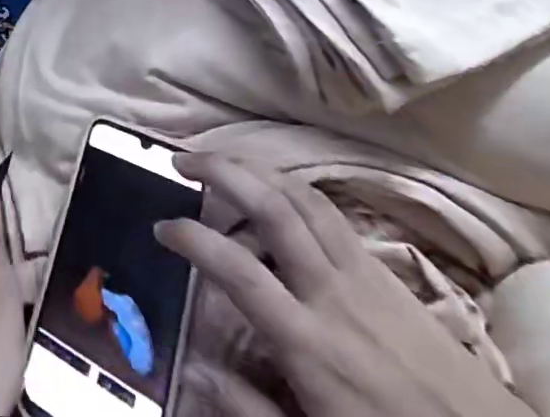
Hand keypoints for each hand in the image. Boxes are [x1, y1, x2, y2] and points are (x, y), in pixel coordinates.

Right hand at [155, 155, 536, 416]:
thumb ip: (248, 410)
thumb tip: (192, 368)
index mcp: (309, 343)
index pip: (237, 270)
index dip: (191, 238)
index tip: (162, 227)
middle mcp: (333, 294)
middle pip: (272, 209)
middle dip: (220, 171)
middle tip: (180, 161)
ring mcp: (364, 276)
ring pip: (304, 198)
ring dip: (255, 167)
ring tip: (218, 157)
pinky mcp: (387, 272)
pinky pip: (331, 212)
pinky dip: (291, 186)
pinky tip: (272, 186)